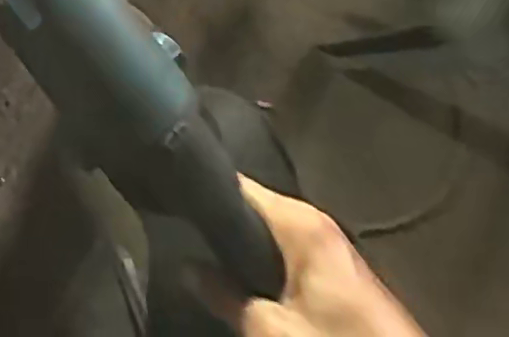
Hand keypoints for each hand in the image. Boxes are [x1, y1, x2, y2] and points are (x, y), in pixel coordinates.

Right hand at [194, 177, 426, 336]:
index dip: (204, 192)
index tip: (170, 201)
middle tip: (183, 240)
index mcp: (300, 221)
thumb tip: (187, 270)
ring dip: (243, 252)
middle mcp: (315, 223)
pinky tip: (245, 287)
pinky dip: (266, 269)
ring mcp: (330, 250)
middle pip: (254, 211)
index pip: (238, 186)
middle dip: (223, 228)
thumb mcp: (271, 330)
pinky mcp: (338, 279)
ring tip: (205, 262)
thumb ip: (224, 296)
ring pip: (270, 238)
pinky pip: (288, 259)